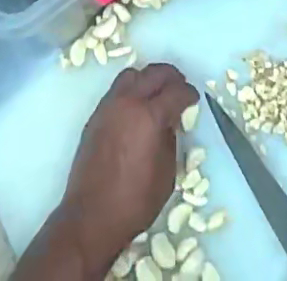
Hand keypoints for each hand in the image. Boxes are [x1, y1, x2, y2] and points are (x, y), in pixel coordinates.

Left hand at [47, 65, 198, 274]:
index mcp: (149, 116)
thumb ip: (170, 138)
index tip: (194, 97)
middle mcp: (128, 102)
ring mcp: (108, 105)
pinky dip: (132, 88)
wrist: (93, 212)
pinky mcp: (96, 113)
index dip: (189, 93)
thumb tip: (169, 120)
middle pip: (153, 73)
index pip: (175, 92)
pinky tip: (138, 105)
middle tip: (180, 86)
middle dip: (171, 76)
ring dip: (148, 77)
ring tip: (158, 91)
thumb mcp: (166, 173)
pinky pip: (117, 89)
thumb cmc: (136, 200)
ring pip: (132, 75)